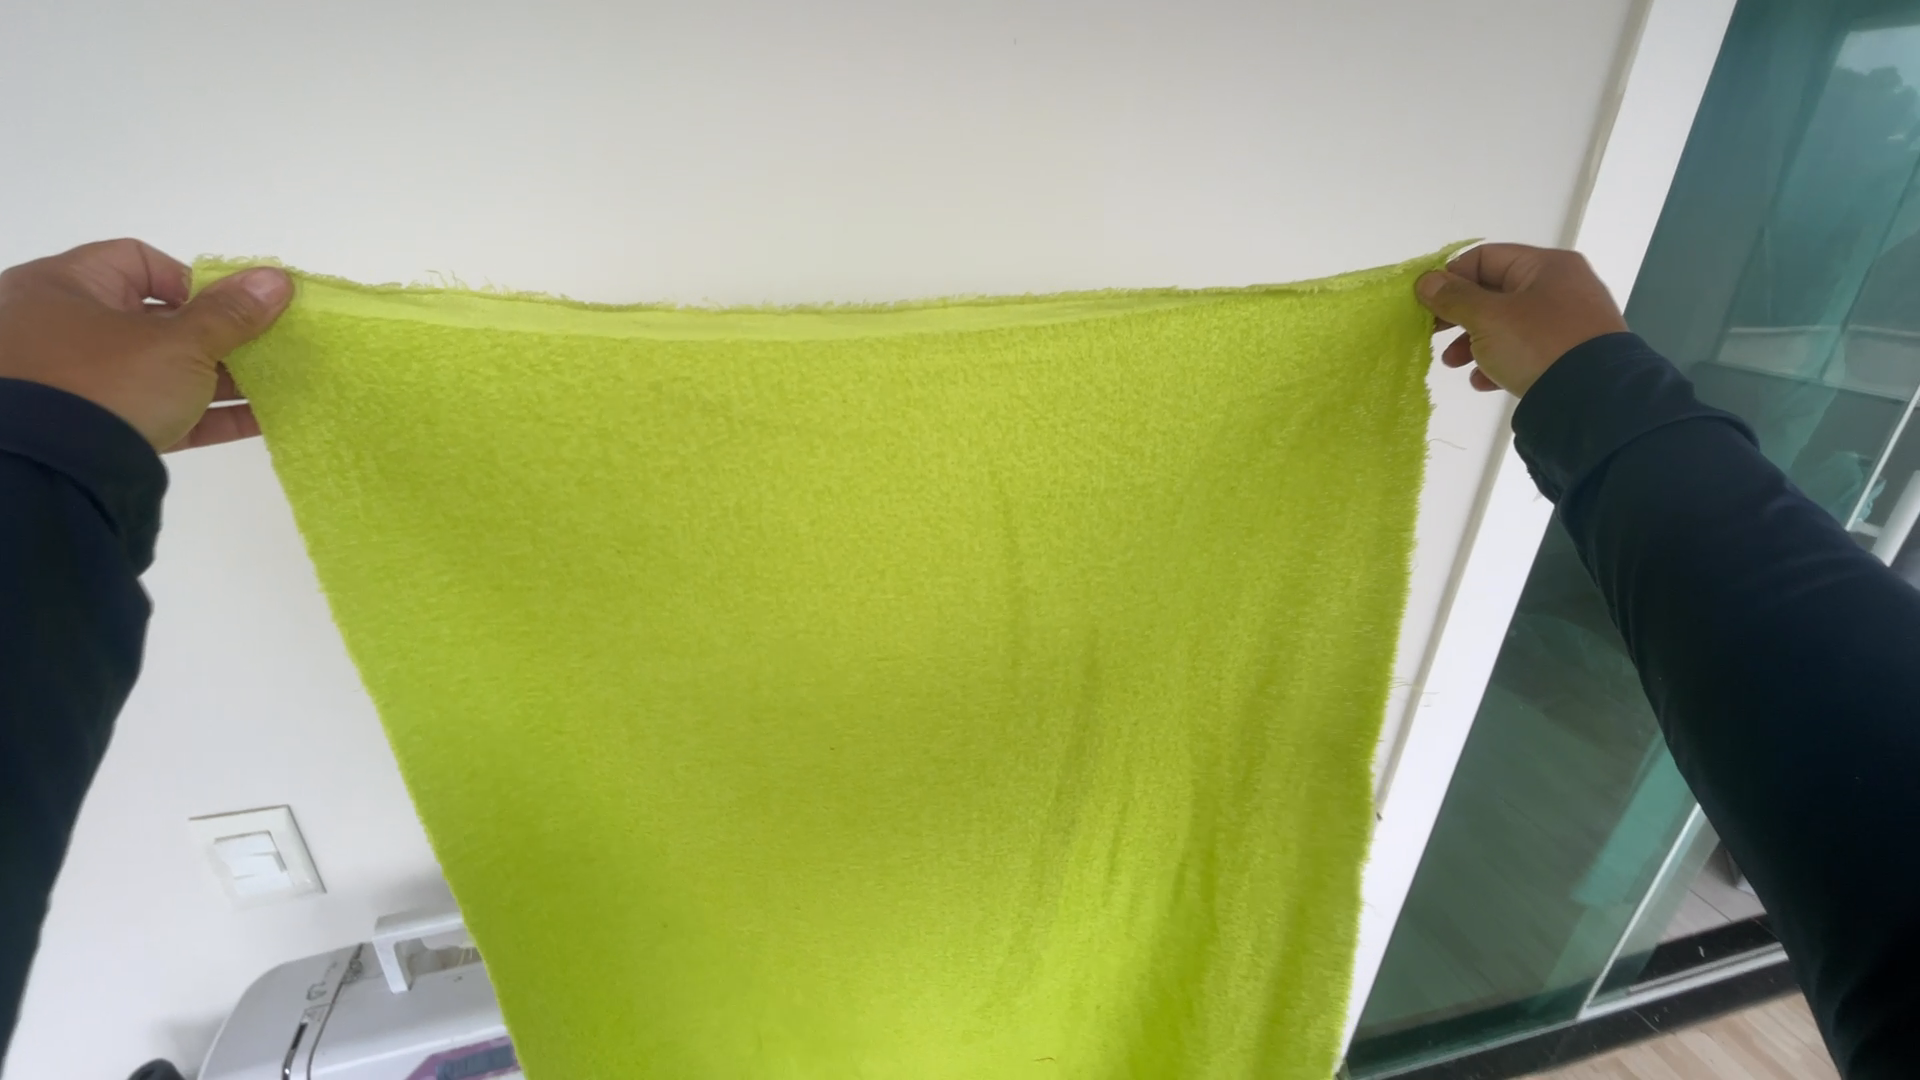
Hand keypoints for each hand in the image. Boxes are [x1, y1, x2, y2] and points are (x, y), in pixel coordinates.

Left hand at [0, 238, 290, 451]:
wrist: (55, 464)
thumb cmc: (111, 380)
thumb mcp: (182, 343)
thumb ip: (233, 313)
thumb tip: (279, 277)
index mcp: (65, 288)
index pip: (141, 262)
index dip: (196, 282)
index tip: (234, 312)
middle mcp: (63, 325)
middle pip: (161, 318)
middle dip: (222, 335)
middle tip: (263, 350)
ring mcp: (80, 376)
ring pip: (167, 366)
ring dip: (225, 376)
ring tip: (274, 386)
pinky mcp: (104, 420)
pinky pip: (167, 407)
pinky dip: (213, 412)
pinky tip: (263, 419)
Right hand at [1416, 243, 1627, 396]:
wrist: (1590, 393)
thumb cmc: (1536, 344)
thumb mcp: (1487, 318)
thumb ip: (1453, 297)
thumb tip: (1426, 281)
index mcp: (1544, 266)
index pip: (1483, 258)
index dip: (1449, 278)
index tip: (1425, 305)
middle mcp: (1558, 286)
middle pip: (1491, 292)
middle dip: (1457, 315)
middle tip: (1431, 334)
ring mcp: (1563, 319)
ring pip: (1502, 323)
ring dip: (1470, 343)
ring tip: (1454, 364)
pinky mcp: (1563, 350)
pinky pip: (1520, 348)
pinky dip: (1496, 361)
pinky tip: (1483, 380)